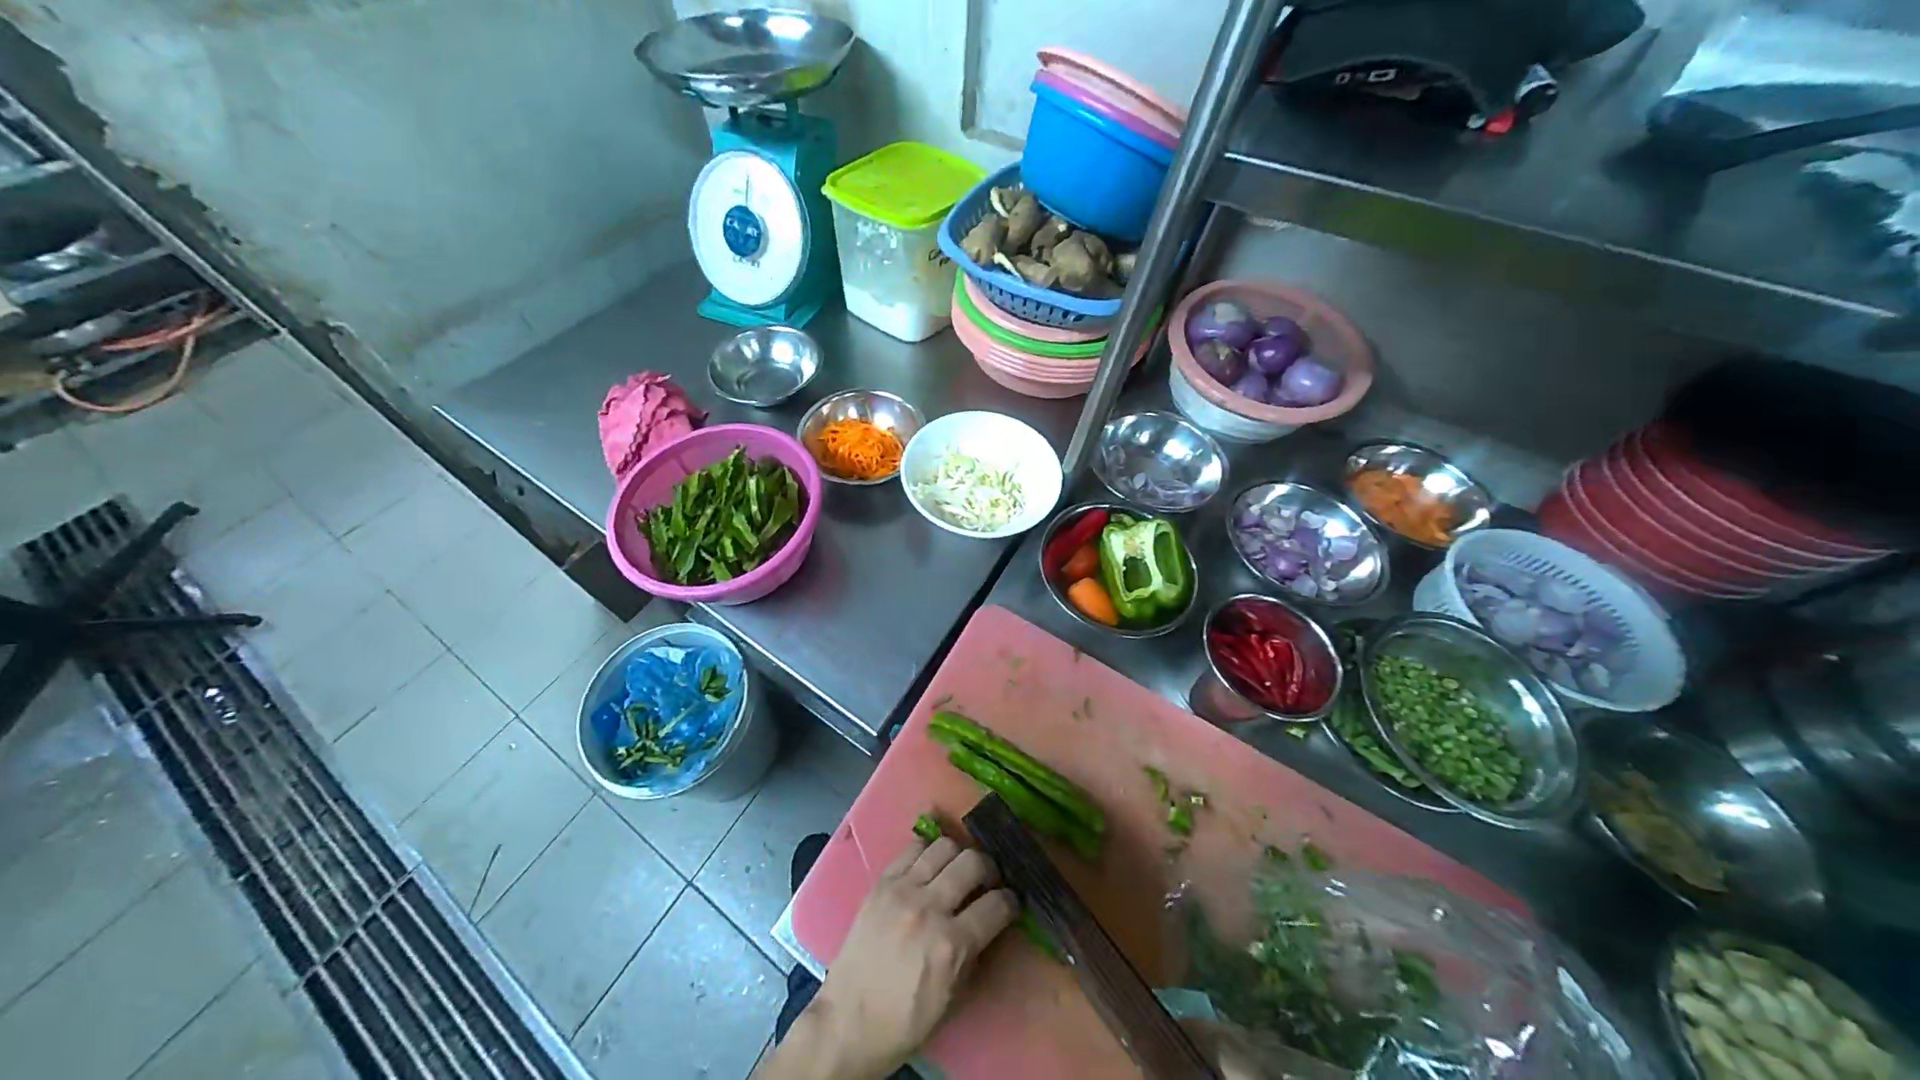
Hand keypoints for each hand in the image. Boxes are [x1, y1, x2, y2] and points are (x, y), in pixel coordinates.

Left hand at [759, 837, 1017, 1079]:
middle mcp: (929, 908)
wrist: (849, 1021)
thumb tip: (990, 922)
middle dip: (989, 870)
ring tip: (957, 870)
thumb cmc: (905, 1020)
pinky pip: (912, 848)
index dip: (1011, 901)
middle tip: (987, 881)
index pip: (997, 904)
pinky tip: (929, 866)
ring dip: (959, 856)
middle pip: (974, 862)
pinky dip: (927, 852)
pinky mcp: (881, 883)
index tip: (1010, 902)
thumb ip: (974, 953)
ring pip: (944, 846)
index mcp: (951, 944)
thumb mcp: (953, 997)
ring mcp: (902, 891)